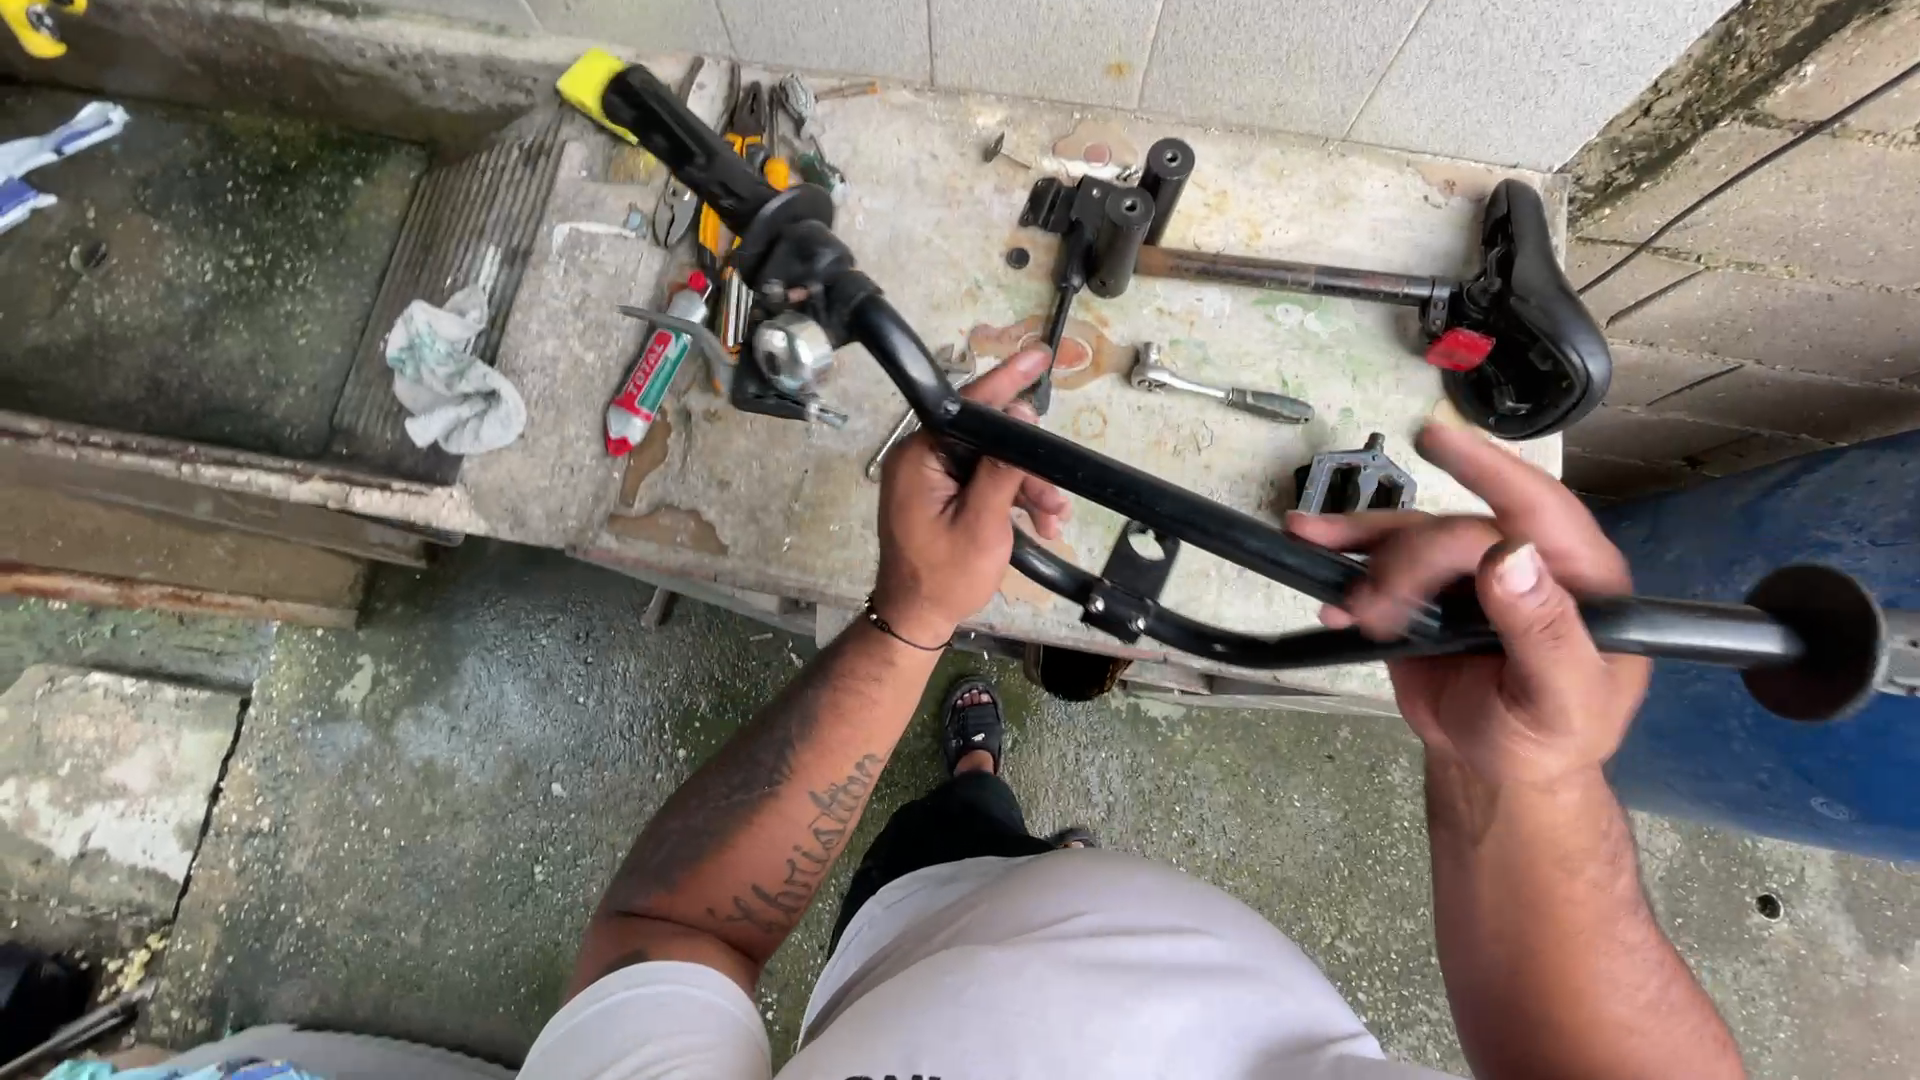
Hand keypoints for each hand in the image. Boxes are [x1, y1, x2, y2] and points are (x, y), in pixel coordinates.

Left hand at [872, 349, 1070, 645]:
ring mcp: (933, 477)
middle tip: (1057, 494)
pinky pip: (986, 482)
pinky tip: (1041, 523)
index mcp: (919, 456)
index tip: (1039, 357)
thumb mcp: (980, 525)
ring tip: (1054, 520)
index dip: (1007, 381)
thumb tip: (1022, 417)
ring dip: (1029, 488)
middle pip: (988, 437)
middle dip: (1029, 465)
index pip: (968, 406)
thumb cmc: (943, 577)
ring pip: (994, 462)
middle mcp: (923, 458)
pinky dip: (1013, 500)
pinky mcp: (944, 494)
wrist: (918, 618)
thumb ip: (1001, 470)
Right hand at [1285, 422, 1650, 785]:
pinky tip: (1329, 608)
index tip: (1435, 439)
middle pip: (1449, 533)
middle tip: (1373, 612)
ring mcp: (1462, 580)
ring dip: (1359, 559)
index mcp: (1575, 579)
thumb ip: (1546, 633)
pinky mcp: (1417, 598)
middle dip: (1403, 565)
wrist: (1490, 764)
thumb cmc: (1546, 738)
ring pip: (1403, 542)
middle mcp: (1517, 564)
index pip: (1536, 509)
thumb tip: (1511, 557)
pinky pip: (1374, 573)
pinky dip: (1344, 584)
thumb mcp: (1564, 701)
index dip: (1488, 468)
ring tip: (1338, 600)